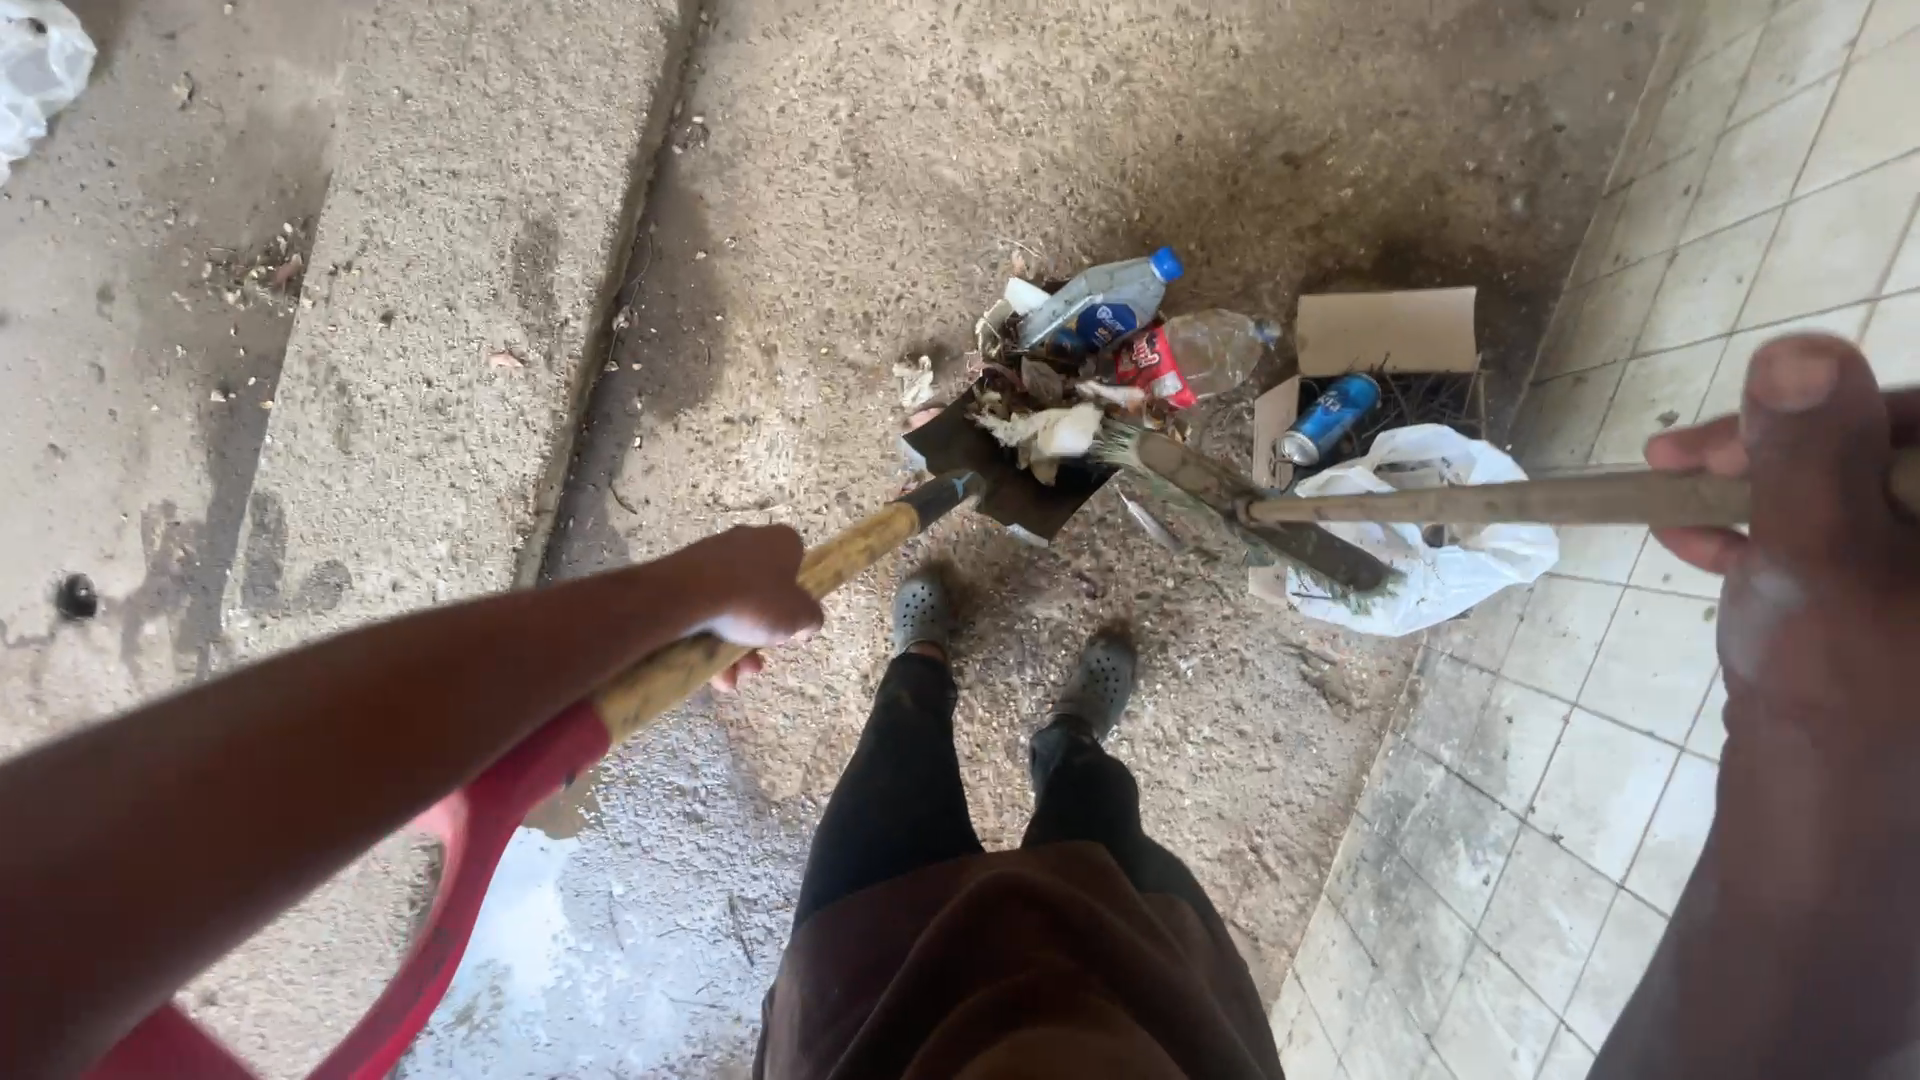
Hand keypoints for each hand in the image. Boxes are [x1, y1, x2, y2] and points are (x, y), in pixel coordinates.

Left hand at [659, 525, 823, 692]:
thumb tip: (807, 623)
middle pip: (761, 592)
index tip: (789, 622)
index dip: (795, 596)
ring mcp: (712, 556)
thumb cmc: (756, 600)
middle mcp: (747, 540)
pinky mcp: (683, 573)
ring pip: (731, 605)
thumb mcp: (800, 616)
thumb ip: (811, 619)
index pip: (796, 564)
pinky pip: (704, 608)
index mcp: (781, 541)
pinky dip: (709, 641)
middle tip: (757, 658)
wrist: (688, 595)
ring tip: (731, 676)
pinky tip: (712, 672)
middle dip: (760, 633)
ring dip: (734, 646)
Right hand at [1644, 335, 1919, 900]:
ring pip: (1859, 496)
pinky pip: (1849, 542)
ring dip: (1762, 489)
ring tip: (1672, 501)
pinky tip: (1700, 542)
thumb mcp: (1816, 556)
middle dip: (1779, 450)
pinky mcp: (1904, 604)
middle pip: (1890, 454)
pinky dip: (1773, 532)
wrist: (1831, 799)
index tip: (1723, 436)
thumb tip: (1799, 345)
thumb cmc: (1837, 681)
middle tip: (1678, 461)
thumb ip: (1810, 453)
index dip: (1830, 410)